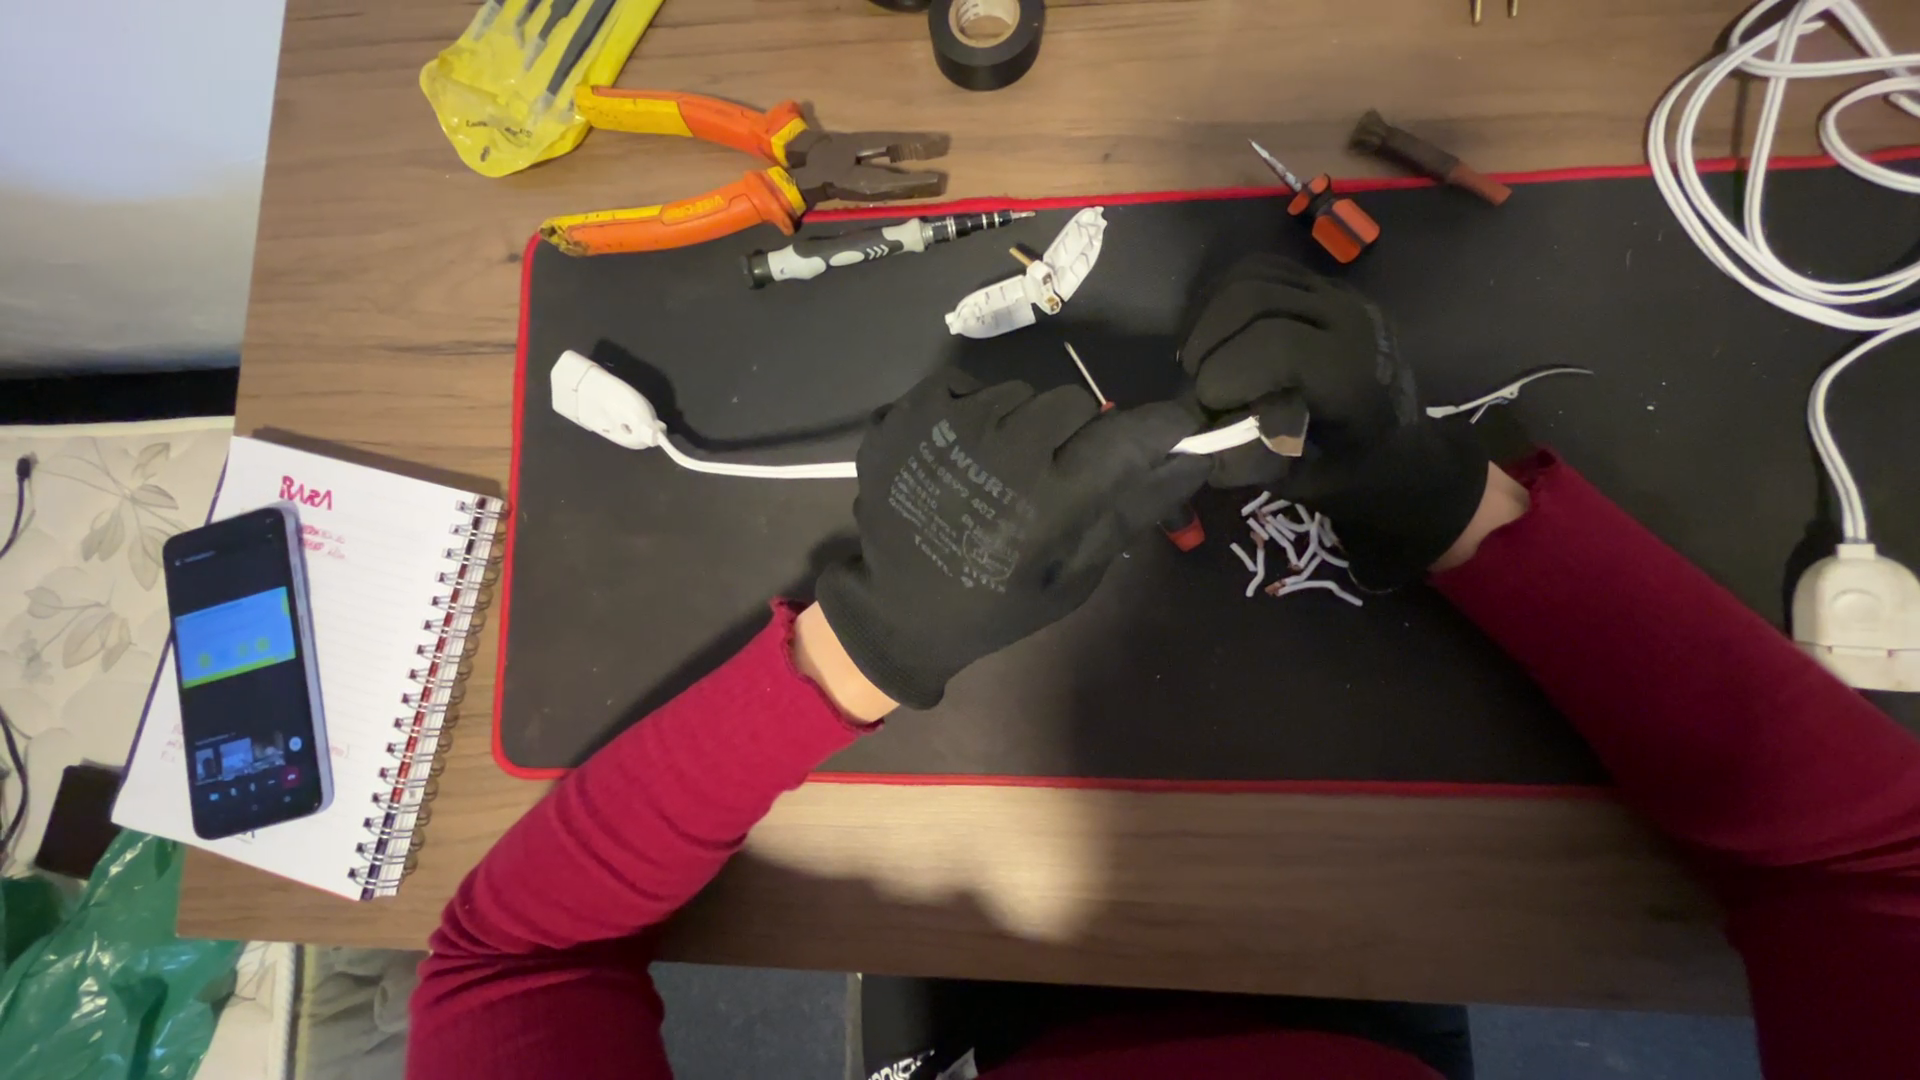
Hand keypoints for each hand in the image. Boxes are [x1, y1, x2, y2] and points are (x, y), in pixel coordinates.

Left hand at [817, 367, 1208, 708]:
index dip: (1161, 425)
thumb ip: (1132, 510)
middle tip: (1054, 472)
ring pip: (1019, 391)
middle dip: (1076, 432)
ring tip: (998, 468)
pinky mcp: (908, 412)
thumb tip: (1193, 456)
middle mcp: (1003, 449)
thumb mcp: (1074, 576)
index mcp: (1050, 502)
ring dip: (1021, 423)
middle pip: (1074, 401)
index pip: (1130, 433)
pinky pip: (968, 386)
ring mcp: (949, 424)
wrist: (896, 608)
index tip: (1173, 428)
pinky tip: (960, 456)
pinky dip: (973, 414)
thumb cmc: (995, 603)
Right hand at [1179, 255, 1488, 587]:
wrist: (1402, 444)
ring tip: (1199, 359)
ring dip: (1208, 318)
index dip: (1225, 372)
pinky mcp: (1321, 285)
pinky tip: (1213, 336)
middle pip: (1253, 298)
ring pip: (1250, 277)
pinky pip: (1259, 271)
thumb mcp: (1303, 485)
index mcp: (1351, 375)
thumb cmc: (1351, 471)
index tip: (1210, 405)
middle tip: (1198, 384)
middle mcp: (1348, 321)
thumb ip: (1250, 461)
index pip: (1276, 345)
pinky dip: (1221, 300)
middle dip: (1206, 342)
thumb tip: (1196, 442)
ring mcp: (1337, 296)